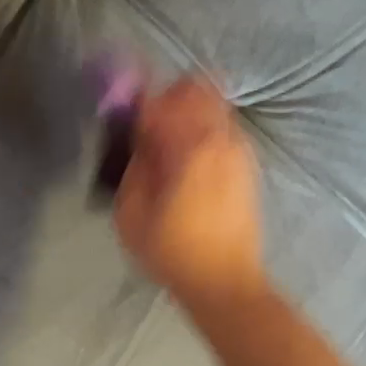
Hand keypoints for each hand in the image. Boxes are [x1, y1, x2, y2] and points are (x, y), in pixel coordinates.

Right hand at [113, 77, 266, 309]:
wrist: (223, 279)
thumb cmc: (169, 250)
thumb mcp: (131, 212)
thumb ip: (136, 165)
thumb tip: (139, 136)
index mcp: (187, 147)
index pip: (159, 98)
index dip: (136, 92)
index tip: (118, 96)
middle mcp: (219, 138)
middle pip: (195, 87)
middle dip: (165, 95)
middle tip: (143, 119)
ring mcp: (238, 149)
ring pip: (212, 103)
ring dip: (185, 111)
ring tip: (161, 138)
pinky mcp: (247, 163)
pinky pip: (221, 126)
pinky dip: (200, 128)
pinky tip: (182, 157)